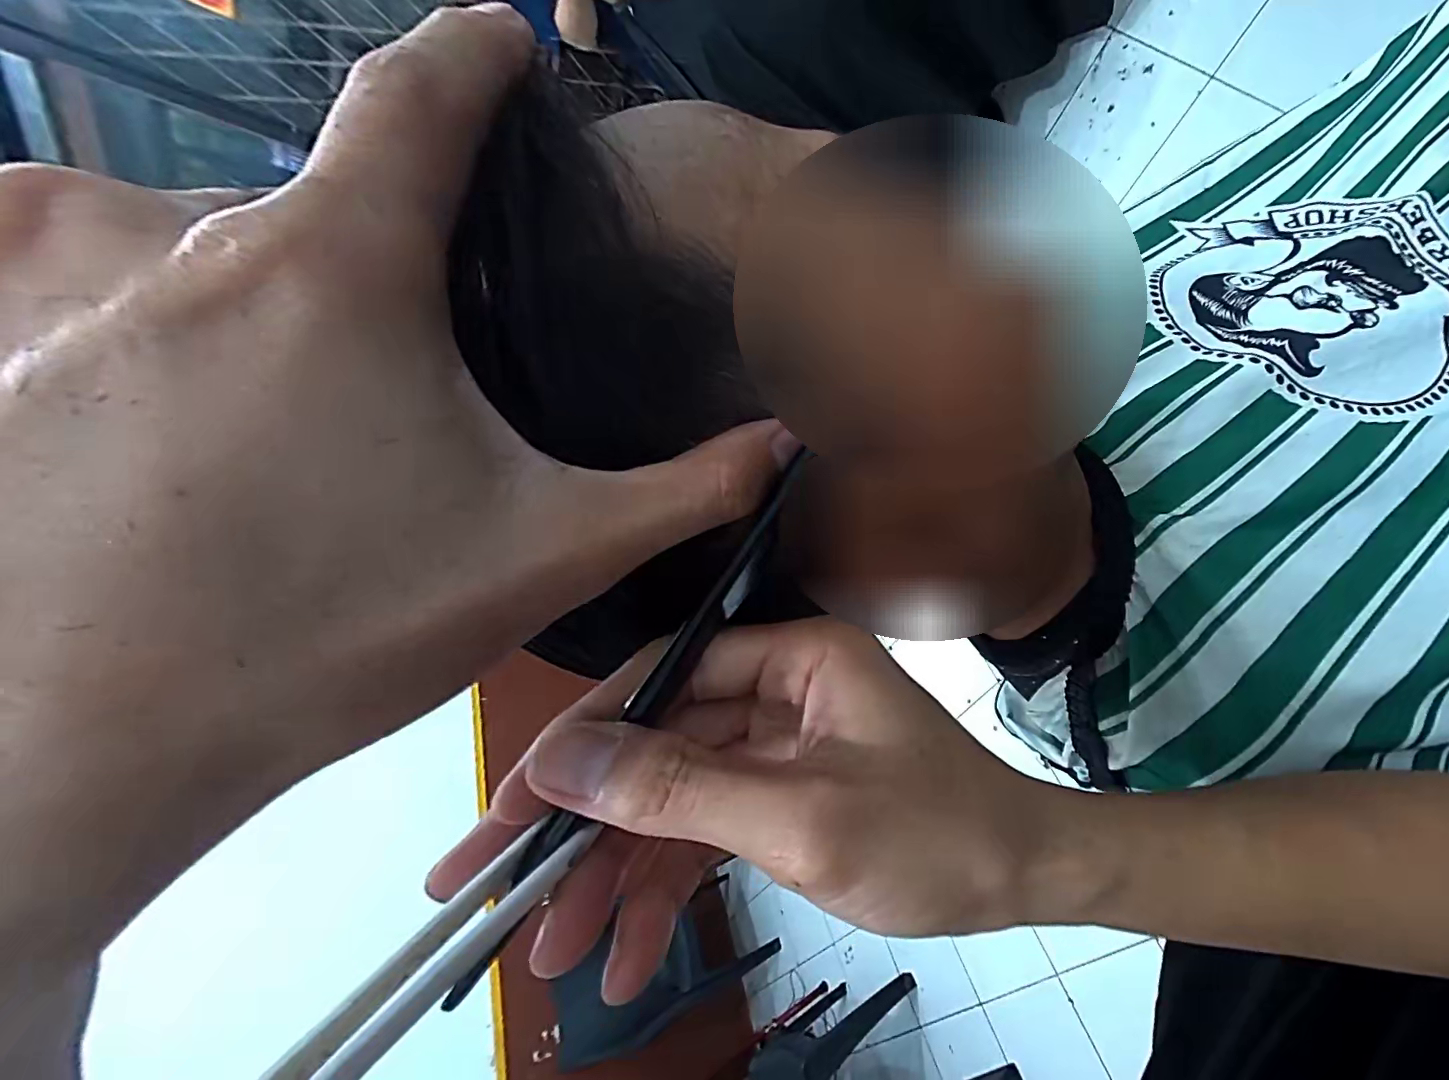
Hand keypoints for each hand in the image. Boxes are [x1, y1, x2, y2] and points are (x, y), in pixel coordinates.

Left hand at [0, 1, 793, 1011]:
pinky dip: (117, 285)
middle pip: (310, 198)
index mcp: (344, 279)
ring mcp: (52, 291)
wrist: (87, 742)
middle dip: (383, 242)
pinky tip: (160, 371)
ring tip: (309, 364)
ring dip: (253, 267)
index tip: (503, 35)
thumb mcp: (561, 548)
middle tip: (432, 341)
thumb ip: (690, 487)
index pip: (414, 109)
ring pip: (174, 227)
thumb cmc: (351, 622)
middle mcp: (188, 249)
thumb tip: (784, 444)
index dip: (471, 59)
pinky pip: (46, 260)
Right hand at [428, 620, 1065, 1002]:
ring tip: (558, 950)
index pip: (668, 677)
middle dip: (591, 824)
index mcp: (800, 659)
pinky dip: (675, 885)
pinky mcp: (793, 790)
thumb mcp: (800, 818)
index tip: (513, 806)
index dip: (586, 738)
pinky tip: (632, 953)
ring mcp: (788, 743)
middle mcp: (788, 687)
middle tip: (499, 893)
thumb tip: (566, 760)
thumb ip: (681, 788)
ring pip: (683, 795)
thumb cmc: (932, 834)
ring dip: (623, 871)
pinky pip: (717, 827)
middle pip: (665, 743)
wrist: (1018, 874)